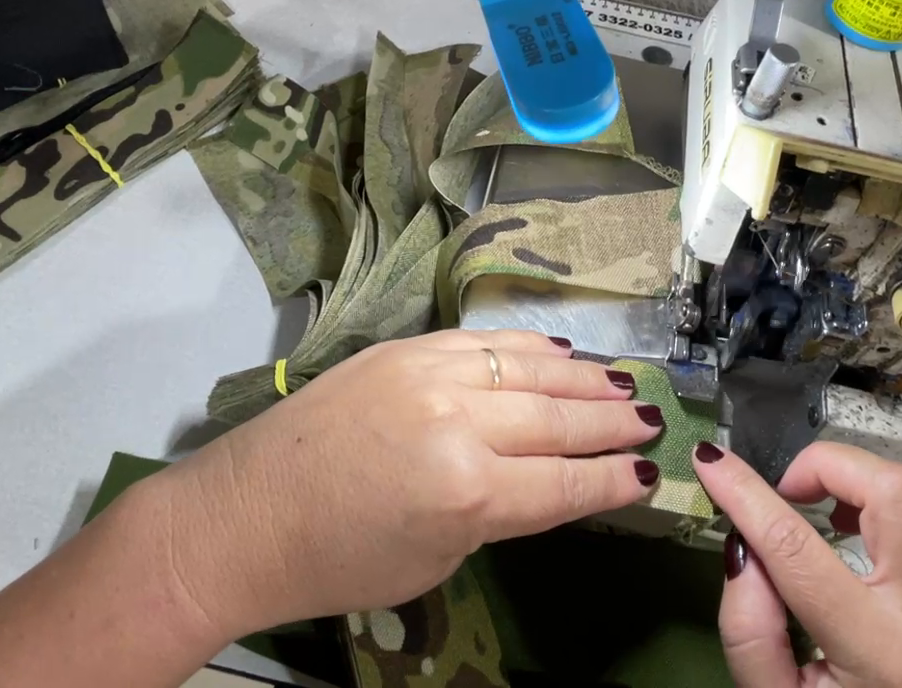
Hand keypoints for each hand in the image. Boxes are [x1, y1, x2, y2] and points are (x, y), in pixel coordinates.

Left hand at [135, 330, 662, 640]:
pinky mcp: (407, 347)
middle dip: (612, 422)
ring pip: (530, 368)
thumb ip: (502, 511)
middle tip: (652, 421)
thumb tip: (555, 477)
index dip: (612, 480)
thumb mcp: (438, 558)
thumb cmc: (342, 561)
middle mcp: (458, 422)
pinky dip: (531, 347)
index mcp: (468, 494)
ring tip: (623, 383)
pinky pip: (486, 342)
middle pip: (557, 419)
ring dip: (584, 378)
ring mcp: (430, 373)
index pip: (564, 483)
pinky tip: (562, 353)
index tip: (650, 472)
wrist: (249, 513)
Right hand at [693, 441, 901, 687]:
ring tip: (837, 507)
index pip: (797, 548)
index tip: (711, 460)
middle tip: (790, 494)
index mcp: (881, 656)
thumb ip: (749, 629)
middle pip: (891, 492)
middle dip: (826, 467)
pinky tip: (881, 519)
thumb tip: (744, 548)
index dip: (745, 493)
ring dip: (875, 479)